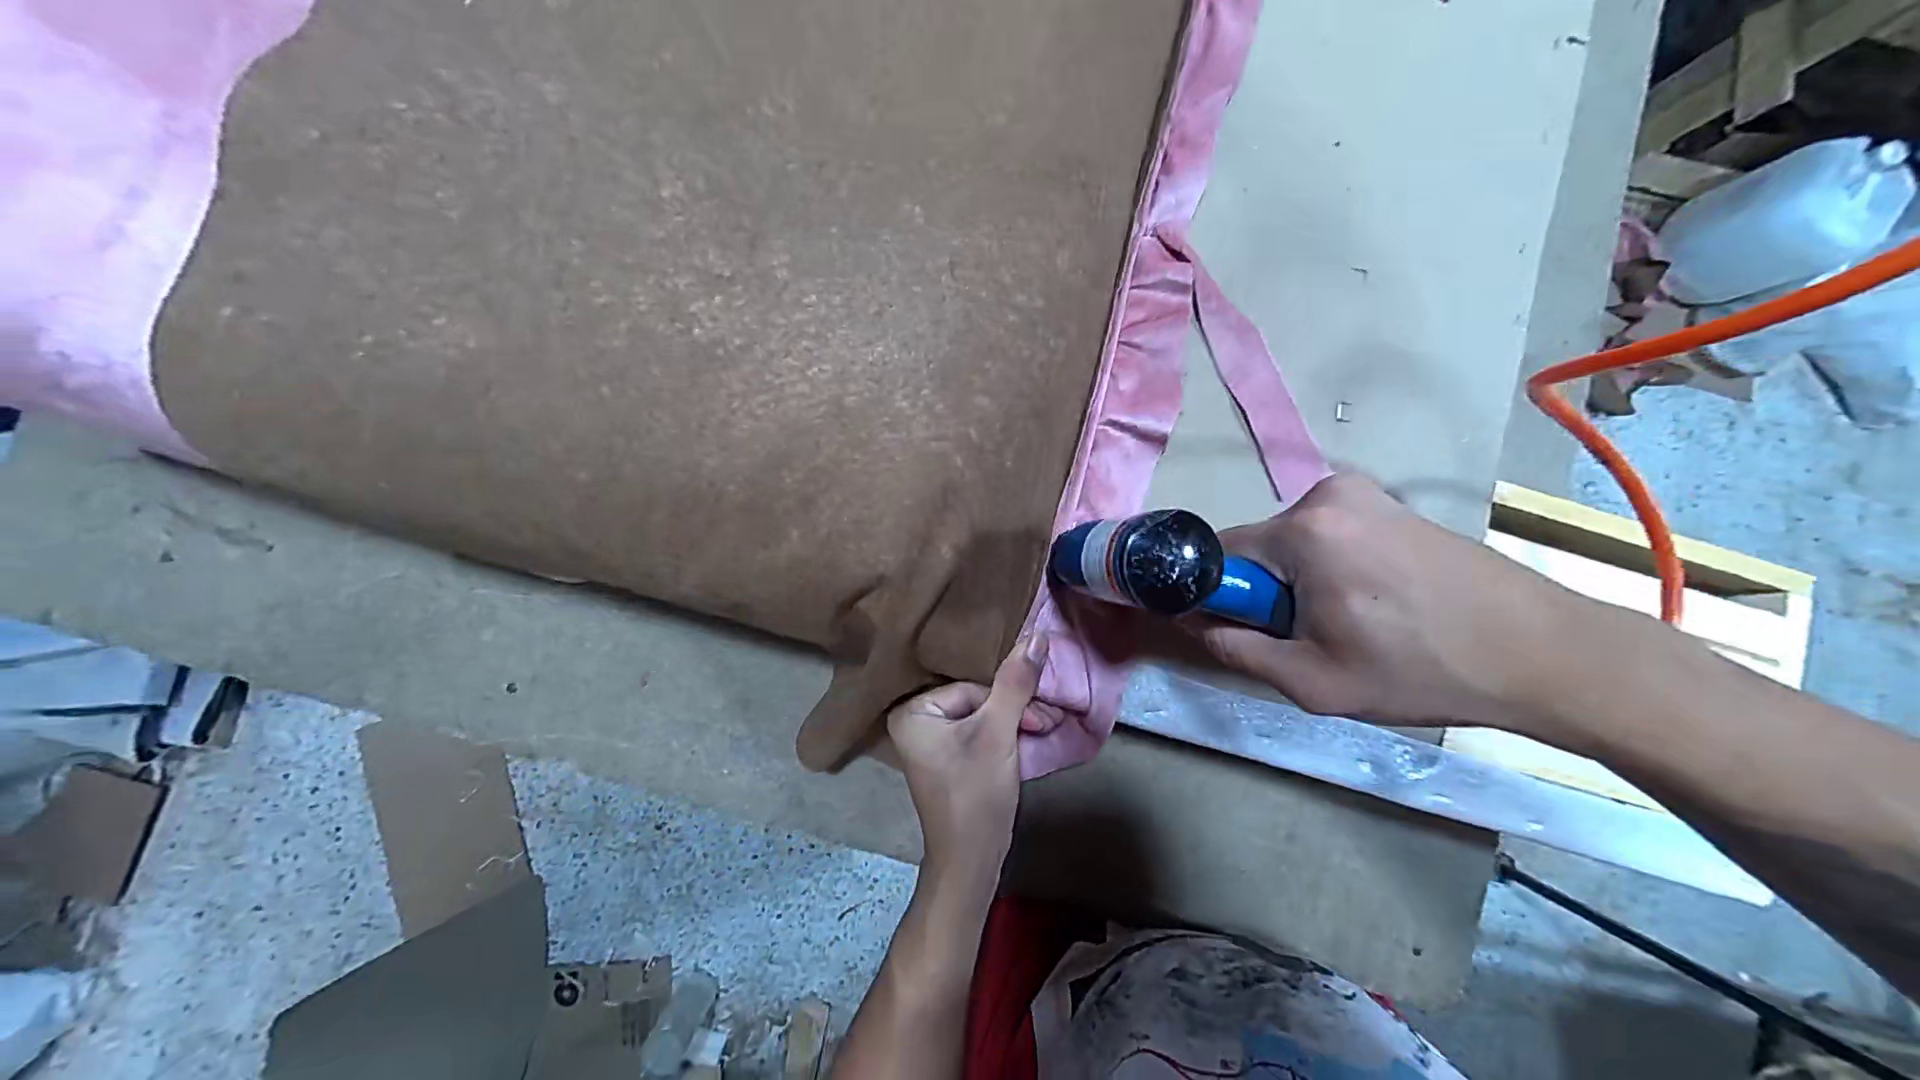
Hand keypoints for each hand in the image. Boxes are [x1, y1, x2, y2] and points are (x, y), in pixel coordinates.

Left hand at [887, 636, 1052, 880]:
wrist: (971, 861)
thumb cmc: (975, 794)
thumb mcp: (998, 733)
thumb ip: (1015, 684)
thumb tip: (1037, 636)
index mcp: (912, 711)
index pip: (972, 686)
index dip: (1008, 700)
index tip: (1039, 715)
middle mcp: (914, 721)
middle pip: (978, 699)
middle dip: (1015, 711)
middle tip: (1046, 723)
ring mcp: (930, 742)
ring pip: (982, 716)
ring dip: (1015, 723)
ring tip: (1042, 732)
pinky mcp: (947, 758)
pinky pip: (978, 733)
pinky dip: (1004, 737)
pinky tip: (1026, 742)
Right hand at [1192, 472, 1587, 732]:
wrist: (1544, 653)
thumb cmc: (1423, 671)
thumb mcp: (1313, 680)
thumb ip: (1236, 649)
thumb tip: (1192, 621)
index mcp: (1304, 530)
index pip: (1219, 554)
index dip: (1226, 598)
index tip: (1258, 631)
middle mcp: (1327, 494)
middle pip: (1259, 548)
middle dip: (1269, 592)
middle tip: (1316, 637)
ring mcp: (1364, 492)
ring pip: (1292, 544)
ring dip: (1301, 582)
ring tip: (1354, 623)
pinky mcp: (1390, 502)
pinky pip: (1327, 535)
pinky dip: (1331, 568)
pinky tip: (1375, 602)